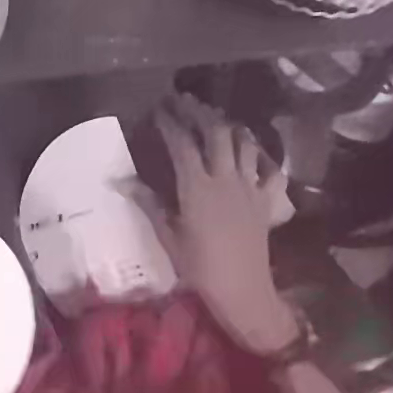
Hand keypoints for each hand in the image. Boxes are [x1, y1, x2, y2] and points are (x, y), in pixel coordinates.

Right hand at [141, 94, 299, 354]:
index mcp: (197, 187)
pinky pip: (271, 172)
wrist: (243, 290)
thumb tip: (120, 181)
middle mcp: (226, 179)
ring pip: (245, 144)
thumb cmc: (199, 266)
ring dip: (230, 126)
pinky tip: (254, 154)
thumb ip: (148, 203)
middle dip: (200, 113)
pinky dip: (262, 157)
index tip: (159, 109)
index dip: (170, 123)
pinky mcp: (267, 201)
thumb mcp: (167, 236)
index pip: (182, 144)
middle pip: (216, 133)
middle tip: (186, 101)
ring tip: (217, 118)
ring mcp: (250, 188)